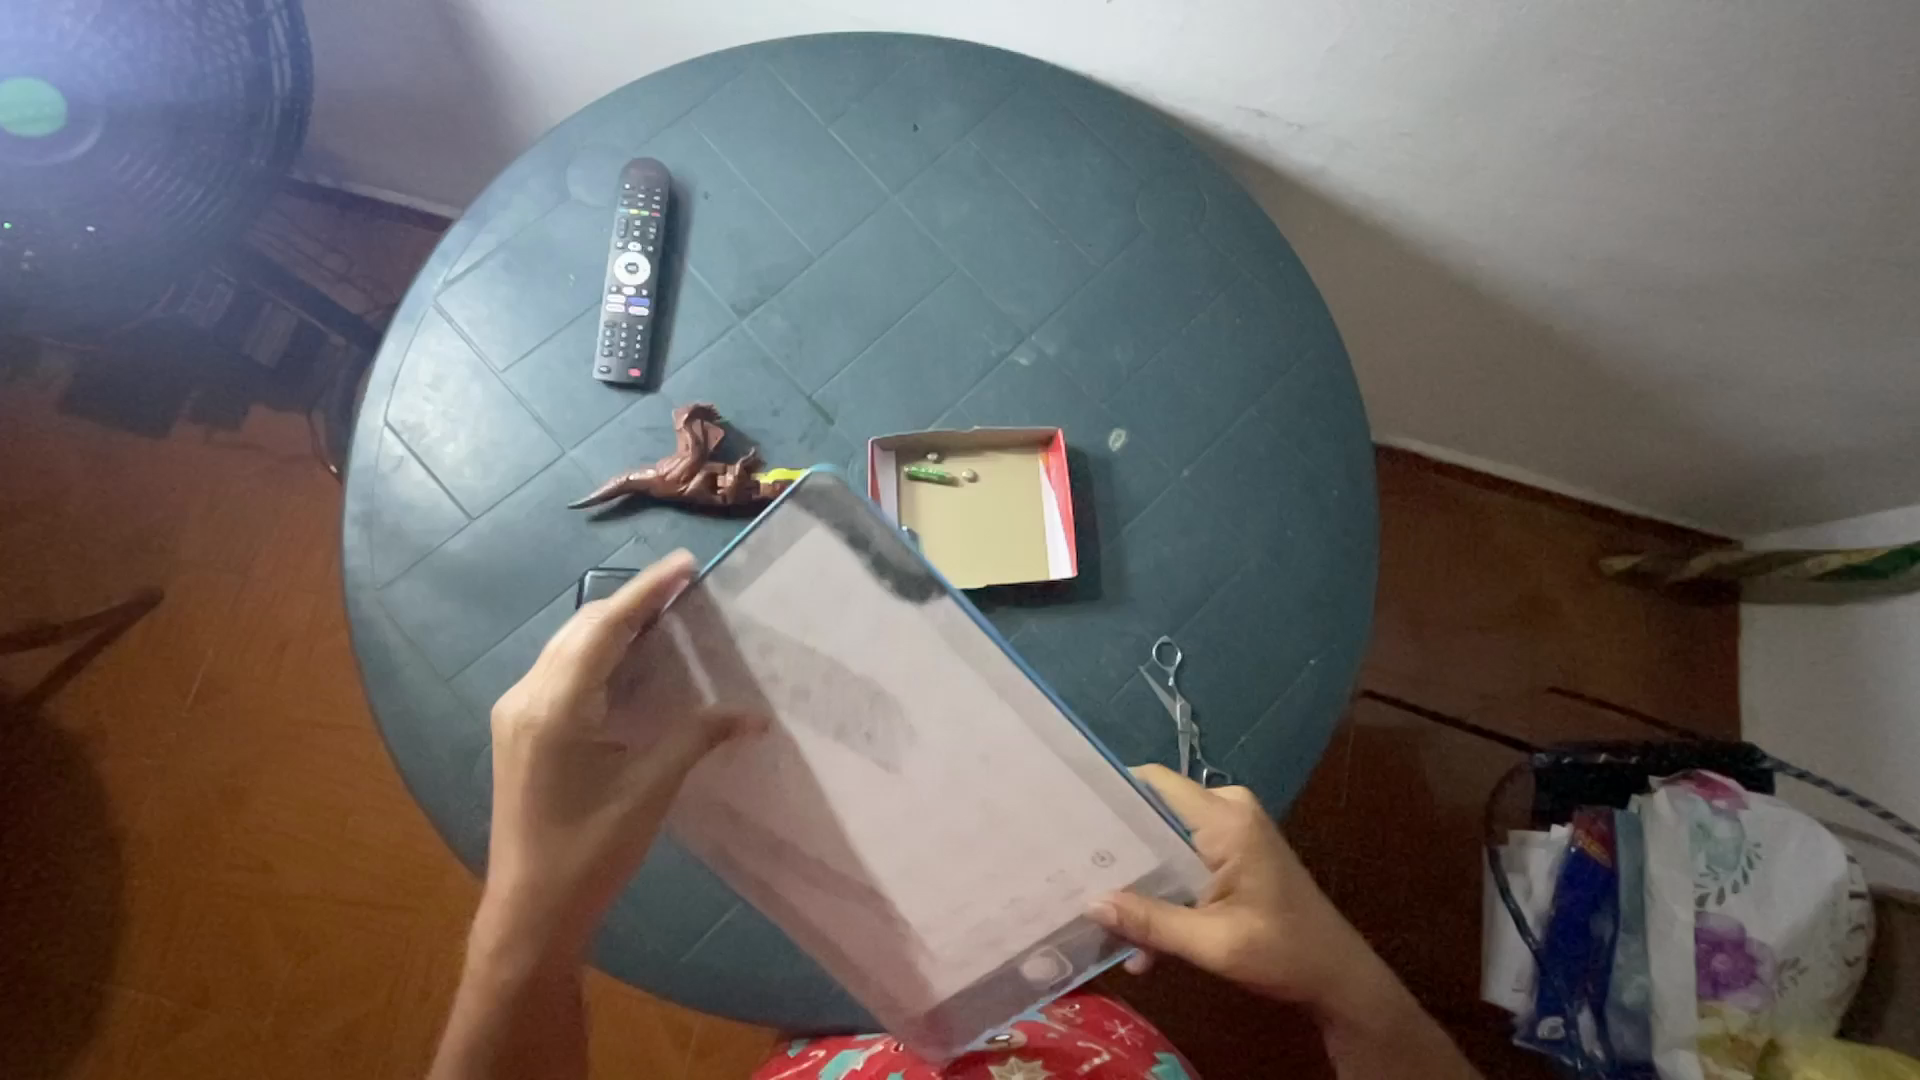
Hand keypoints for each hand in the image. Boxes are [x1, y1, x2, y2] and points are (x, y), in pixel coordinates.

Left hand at [480, 550, 756, 960]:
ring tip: (663, 609)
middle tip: (683, 584)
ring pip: (568, 644)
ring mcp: (517, 712)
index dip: (647, 590)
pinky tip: (629, 654)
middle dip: (633, 599)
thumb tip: (756, 717)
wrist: (530, 911)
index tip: (686, 564)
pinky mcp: (520, 728)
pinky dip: (598, 648)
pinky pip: (561, 667)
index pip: (606, 628)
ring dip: (614, 621)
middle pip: (583, 627)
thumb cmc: (593, 850)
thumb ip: (699, 737)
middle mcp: (528, 697)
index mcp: (557, 707)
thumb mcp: (652, 788)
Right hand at [1089, 765, 1387, 1012]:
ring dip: (1141, 876)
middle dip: (1119, 844)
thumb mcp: (1214, 944)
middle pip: (1154, 809)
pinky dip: (1164, 886)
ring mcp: (1231, 827)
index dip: (1113, 793)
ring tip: (1106, 912)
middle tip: (1076, 868)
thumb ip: (1151, 921)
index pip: (1154, 782)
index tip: (1074, 818)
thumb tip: (1090, 904)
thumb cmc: (1284, 954)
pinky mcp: (1232, 848)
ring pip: (1164, 836)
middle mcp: (1227, 809)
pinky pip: (1182, 852)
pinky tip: (1145, 938)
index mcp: (1225, 820)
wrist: (1340, 979)